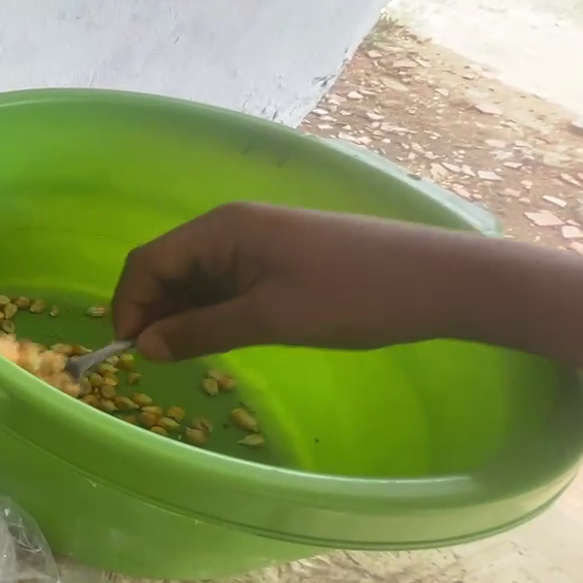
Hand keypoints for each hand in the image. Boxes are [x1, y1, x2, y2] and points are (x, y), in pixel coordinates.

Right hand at [111, 202, 468, 361]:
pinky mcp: (273, 256)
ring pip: (191, 277)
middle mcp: (227, 227)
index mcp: (219, 229)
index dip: (129, 305)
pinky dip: (207, 309)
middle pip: (164, 267)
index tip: (131, 349)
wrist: (453, 281)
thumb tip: (145, 349)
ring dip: (178, 313)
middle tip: (156, 355)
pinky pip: (219, 281)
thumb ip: (199, 332)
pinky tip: (215, 335)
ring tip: (184, 350)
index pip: (147, 263)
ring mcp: (251, 240)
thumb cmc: (357, 295)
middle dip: (151, 310)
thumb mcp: (270, 319)